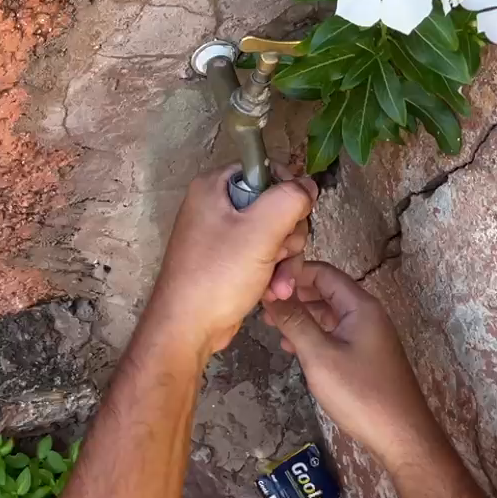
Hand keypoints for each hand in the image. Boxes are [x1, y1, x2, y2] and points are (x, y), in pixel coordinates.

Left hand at [140, 164, 316, 361]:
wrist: (188, 328)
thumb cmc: (216, 277)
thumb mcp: (261, 231)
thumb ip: (290, 199)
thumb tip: (308, 184)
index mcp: (215, 186)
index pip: (266, 169)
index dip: (288, 191)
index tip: (294, 217)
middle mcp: (216, 204)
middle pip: (275, 204)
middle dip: (288, 235)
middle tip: (280, 255)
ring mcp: (222, 233)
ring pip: (275, 233)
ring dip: (284, 259)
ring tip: (278, 283)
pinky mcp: (228, 259)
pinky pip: (264, 254)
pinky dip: (273, 272)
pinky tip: (273, 291)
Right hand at [262, 259, 444, 472]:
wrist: (402, 437)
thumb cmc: (361, 393)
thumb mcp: (319, 356)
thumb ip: (294, 321)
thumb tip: (270, 293)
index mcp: (360, 305)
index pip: (322, 272)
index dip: (292, 274)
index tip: (264, 285)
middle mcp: (366, 313)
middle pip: (325, 290)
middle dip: (294, 295)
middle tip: (263, 306)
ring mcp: (367, 334)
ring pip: (328, 313)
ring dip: (301, 315)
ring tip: (272, 326)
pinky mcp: (365, 354)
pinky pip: (334, 332)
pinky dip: (313, 333)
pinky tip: (294, 347)